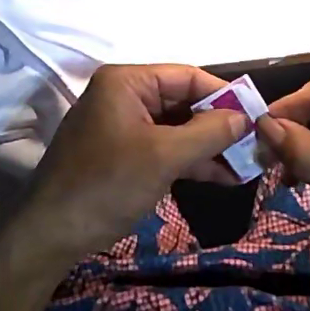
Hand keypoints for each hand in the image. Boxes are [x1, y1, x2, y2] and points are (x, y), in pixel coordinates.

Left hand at [15, 64, 251, 263]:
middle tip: (256, 144)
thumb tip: (244, 117)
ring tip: (246, 165)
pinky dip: (190, 160)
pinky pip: (164, 148)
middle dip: (219, 125)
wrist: (51, 234)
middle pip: (182, 101)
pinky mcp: (122, 154)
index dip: (224, 95)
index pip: (187, 76)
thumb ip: (208, 132)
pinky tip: (221, 177)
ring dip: (209, 146)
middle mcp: (123, 96)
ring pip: (176, 128)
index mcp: (126, 82)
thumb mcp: (164, 156)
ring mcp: (122, 126)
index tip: (258, 116)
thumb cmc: (107, 185)